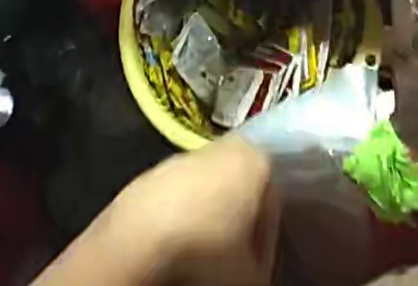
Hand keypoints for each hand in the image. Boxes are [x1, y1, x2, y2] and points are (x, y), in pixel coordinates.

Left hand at [40, 137, 278, 285]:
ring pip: (214, 187)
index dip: (269, 238)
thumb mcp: (252, 274)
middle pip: (245, 188)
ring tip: (208, 253)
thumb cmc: (208, 250)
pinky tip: (181, 242)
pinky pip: (186, 192)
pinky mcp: (161, 166)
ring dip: (214, 217)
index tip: (260, 263)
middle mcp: (227, 145)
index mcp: (258, 159)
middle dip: (242, 222)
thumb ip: (265, 265)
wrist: (140, 235)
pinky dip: (188, 213)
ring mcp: (191, 153)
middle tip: (238, 257)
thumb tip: (257, 268)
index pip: (277, 200)